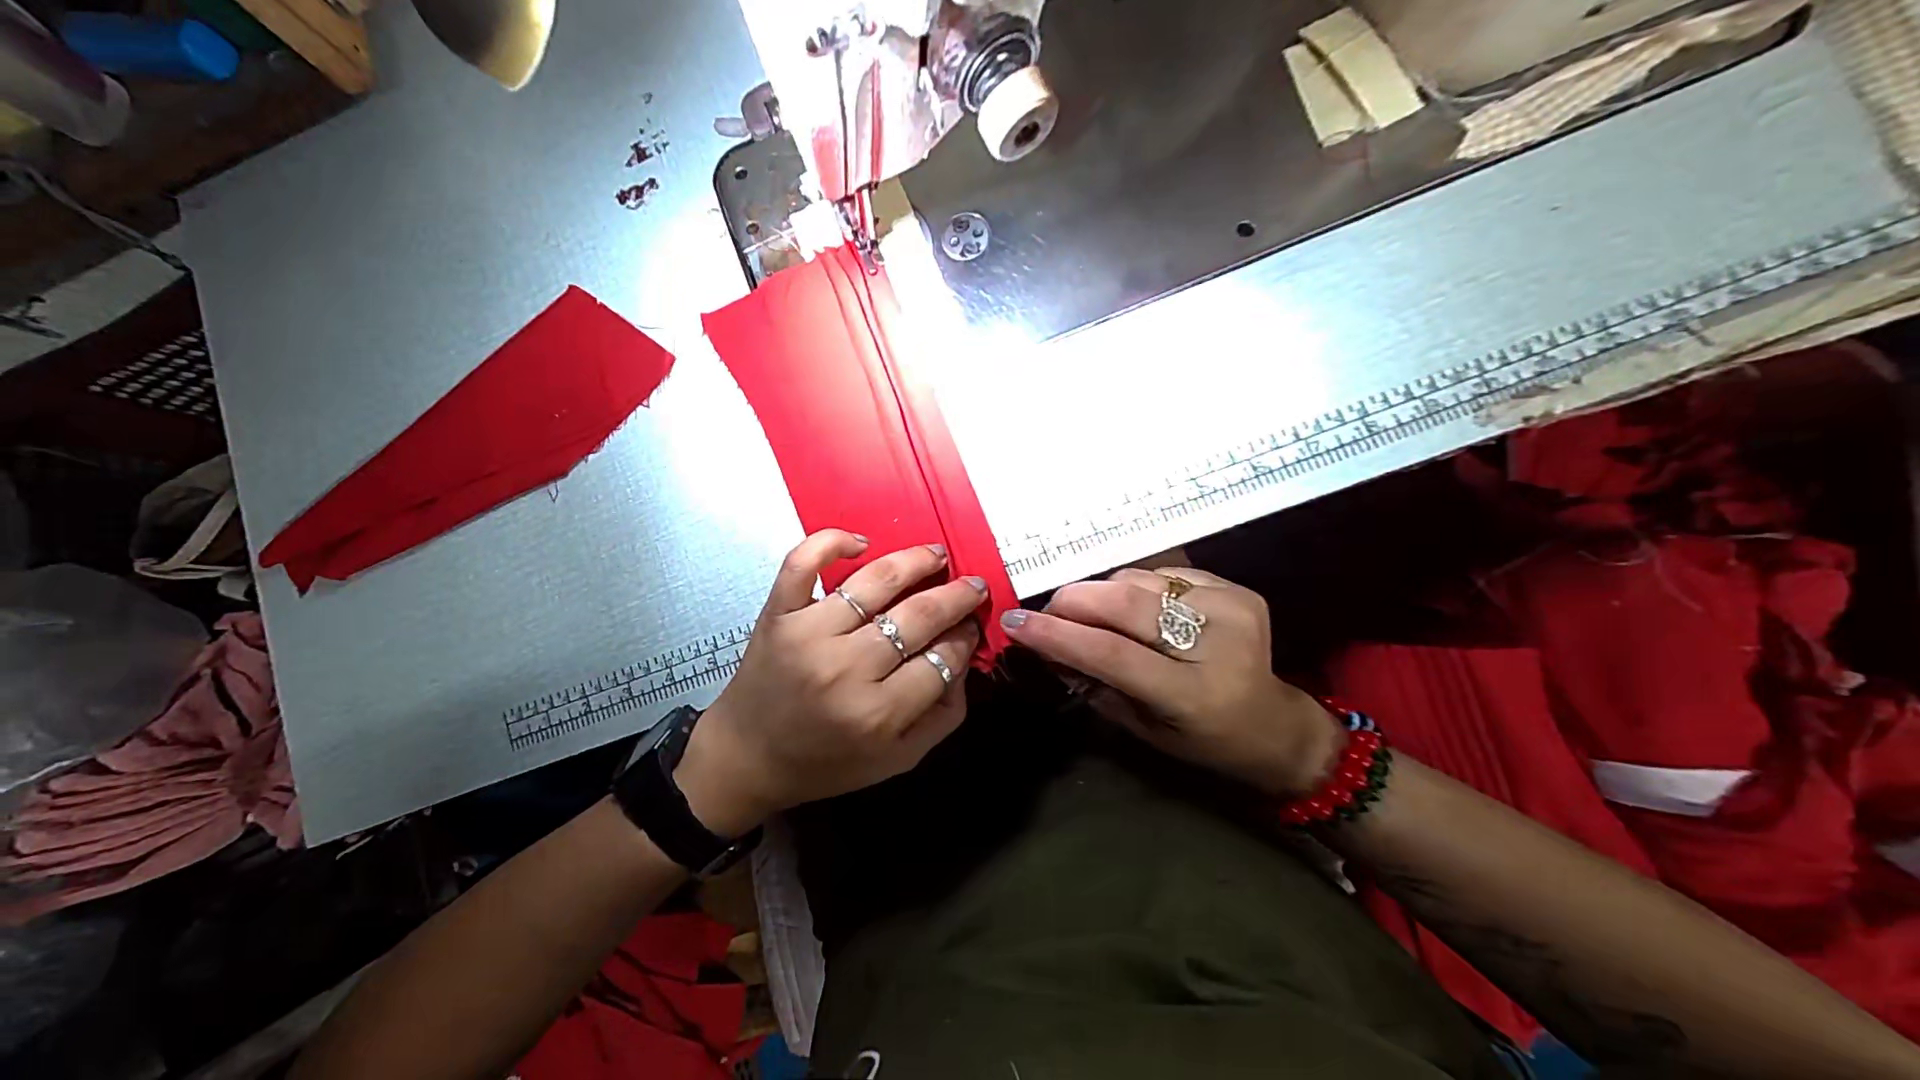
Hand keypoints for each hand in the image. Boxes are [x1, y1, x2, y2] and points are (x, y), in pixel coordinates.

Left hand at [674, 530, 984, 835]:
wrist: (747, 758)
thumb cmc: (826, 762)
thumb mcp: (897, 759)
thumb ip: (942, 716)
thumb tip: (963, 659)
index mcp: (878, 713)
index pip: (941, 658)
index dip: (965, 637)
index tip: (972, 625)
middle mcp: (846, 669)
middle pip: (918, 616)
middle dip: (956, 596)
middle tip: (973, 584)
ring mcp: (808, 634)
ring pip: (875, 581)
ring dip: (914, 561)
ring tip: (936, 554)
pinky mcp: (778, 614)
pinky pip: (803, 563)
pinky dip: (830, 542)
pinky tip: (860, 542)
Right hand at [1001, 567, 1339, 796]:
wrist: (1273, 723)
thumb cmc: (1202, 741)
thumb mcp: (1143, 728)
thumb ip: (1093, 683)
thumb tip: (1044, 644)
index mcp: (1194, 695)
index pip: (1112, 654)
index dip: (1058, 635)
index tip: (1015, 622)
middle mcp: (1217, 644)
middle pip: (1126, 603)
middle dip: (1073, 600)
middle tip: (1046, 611)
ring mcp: (1232, 609)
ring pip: (1140, 580)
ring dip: (1100, 591)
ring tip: (1088, 611)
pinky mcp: (1237, 590)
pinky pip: (1164, 573)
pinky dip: (1134, 586)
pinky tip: (1132, 607)